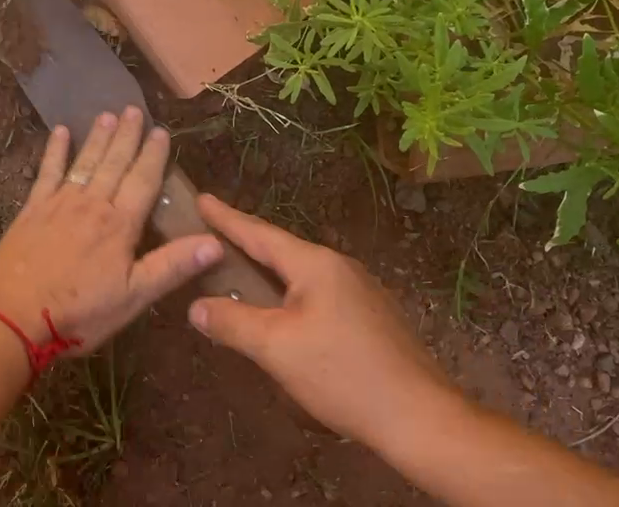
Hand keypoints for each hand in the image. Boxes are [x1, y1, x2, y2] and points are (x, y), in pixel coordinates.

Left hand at [0, 108, 223, 353]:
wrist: (14, 313)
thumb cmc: (79, 312)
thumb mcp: (133, 297)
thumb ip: (172, 266)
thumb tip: (216, 242)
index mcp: (120, 225)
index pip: (143, 181)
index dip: (154, 156)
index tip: (162, 131)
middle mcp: (92, 204)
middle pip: (114, 163)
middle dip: (127, 136)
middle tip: (134, 110)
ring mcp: (59, 203)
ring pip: (85, 163)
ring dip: (98, 138)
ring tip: (107, 115)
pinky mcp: (33, 209)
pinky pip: (47, 172)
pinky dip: (55, 151)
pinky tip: (60, 132)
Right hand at [186, 195, 454, 444]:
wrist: (422, 419)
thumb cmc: (343, 375)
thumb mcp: (276, 349)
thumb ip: (232, 324)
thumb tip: (196, 307)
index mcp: (315, 264)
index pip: (259, 233)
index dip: (226, 218)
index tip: (201, 198)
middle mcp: (339, 267)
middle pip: (281, 251)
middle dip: (246, 245)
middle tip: (212, 238)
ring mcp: (361, 292)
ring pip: (302, 276)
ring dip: (269, 274)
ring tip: (240, 277)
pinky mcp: (372, 318)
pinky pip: (319, 296)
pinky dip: (291, 296)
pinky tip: (283, 316)